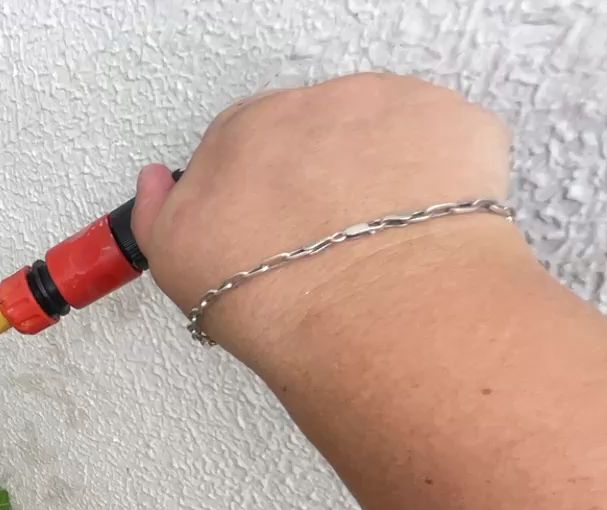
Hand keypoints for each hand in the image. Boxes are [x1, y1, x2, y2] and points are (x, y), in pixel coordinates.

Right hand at [130, 73, 524, 364]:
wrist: (359, 307)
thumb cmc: (262, 289)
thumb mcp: (171, 258)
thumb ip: (155, 209)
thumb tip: (156, 181)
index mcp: (236, 132)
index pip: (231, 139)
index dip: (237, 185)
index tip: (246, 219)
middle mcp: (310, 106)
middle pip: (301, 129)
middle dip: (301, 170)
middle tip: (299, 231)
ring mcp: (387, 110)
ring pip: (366, 131)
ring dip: (359, 167)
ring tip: (351, 232)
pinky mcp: (450, 121)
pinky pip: (430, 137)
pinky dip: (416, 172)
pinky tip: (398, 222)